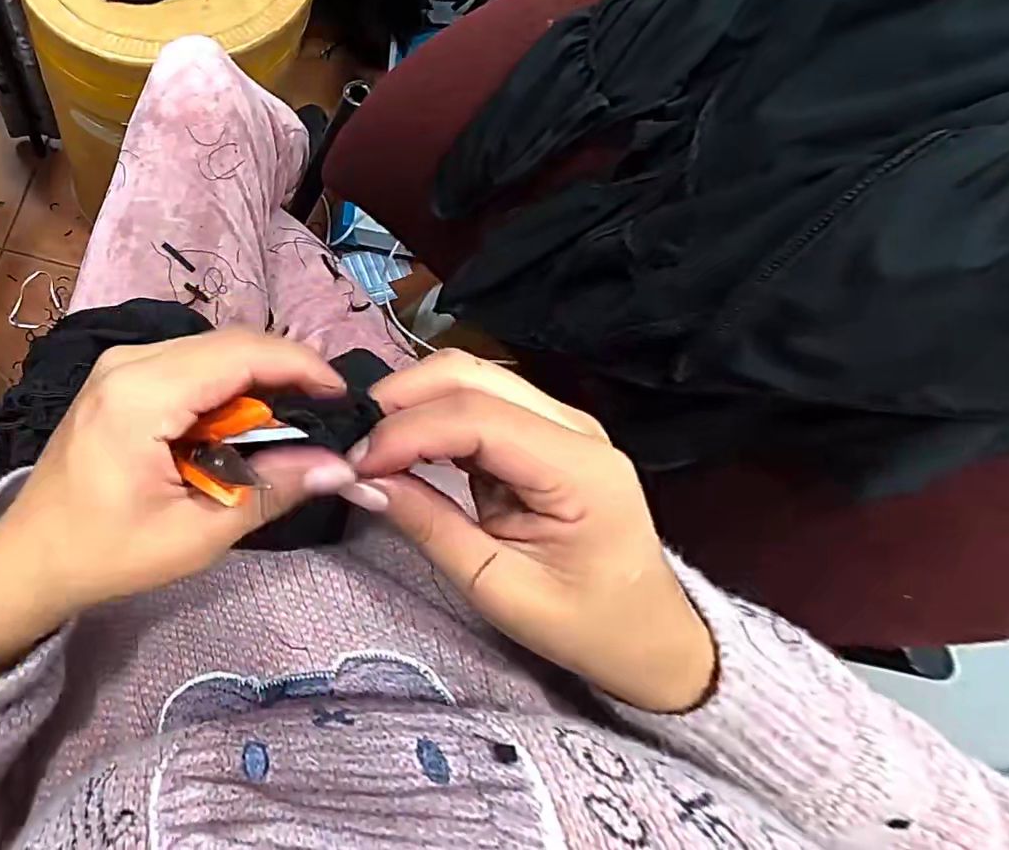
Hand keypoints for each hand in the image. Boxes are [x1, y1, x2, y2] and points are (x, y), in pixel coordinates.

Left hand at [0, 330, 355, 677]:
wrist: (29, 556)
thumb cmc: (106, 553)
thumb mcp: (195, 535)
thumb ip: (269, 490)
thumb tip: (336, 464)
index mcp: (141, 394)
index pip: (240, 354)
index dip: (300, 366)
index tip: (341, 395)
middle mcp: (128, 360)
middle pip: (228, 344)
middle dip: (283, 372)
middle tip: (322, 413)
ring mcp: (119, 362)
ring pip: (211, 349)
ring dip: (255, 379)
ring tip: (287, 420)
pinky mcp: (119, 374)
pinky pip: (188, 362)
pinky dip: (224, 385)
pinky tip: (238, 420)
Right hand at [348, 351, 716, 712]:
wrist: (651, 635)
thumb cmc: (585, 624)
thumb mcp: (497, 588)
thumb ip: (427, 525)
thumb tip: (359, 480)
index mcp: (579, 470)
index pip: (475, 417)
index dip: (406, 431)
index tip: (357, 462)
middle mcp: (572, 425)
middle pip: (469, 373)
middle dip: (400, 398)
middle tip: (358, 444)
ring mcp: (559, 418)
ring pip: (467, 373)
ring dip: (411, 399)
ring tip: (376, 444)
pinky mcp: (540, 424)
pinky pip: (473, 396)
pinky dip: (429, 411)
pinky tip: (406, 443)